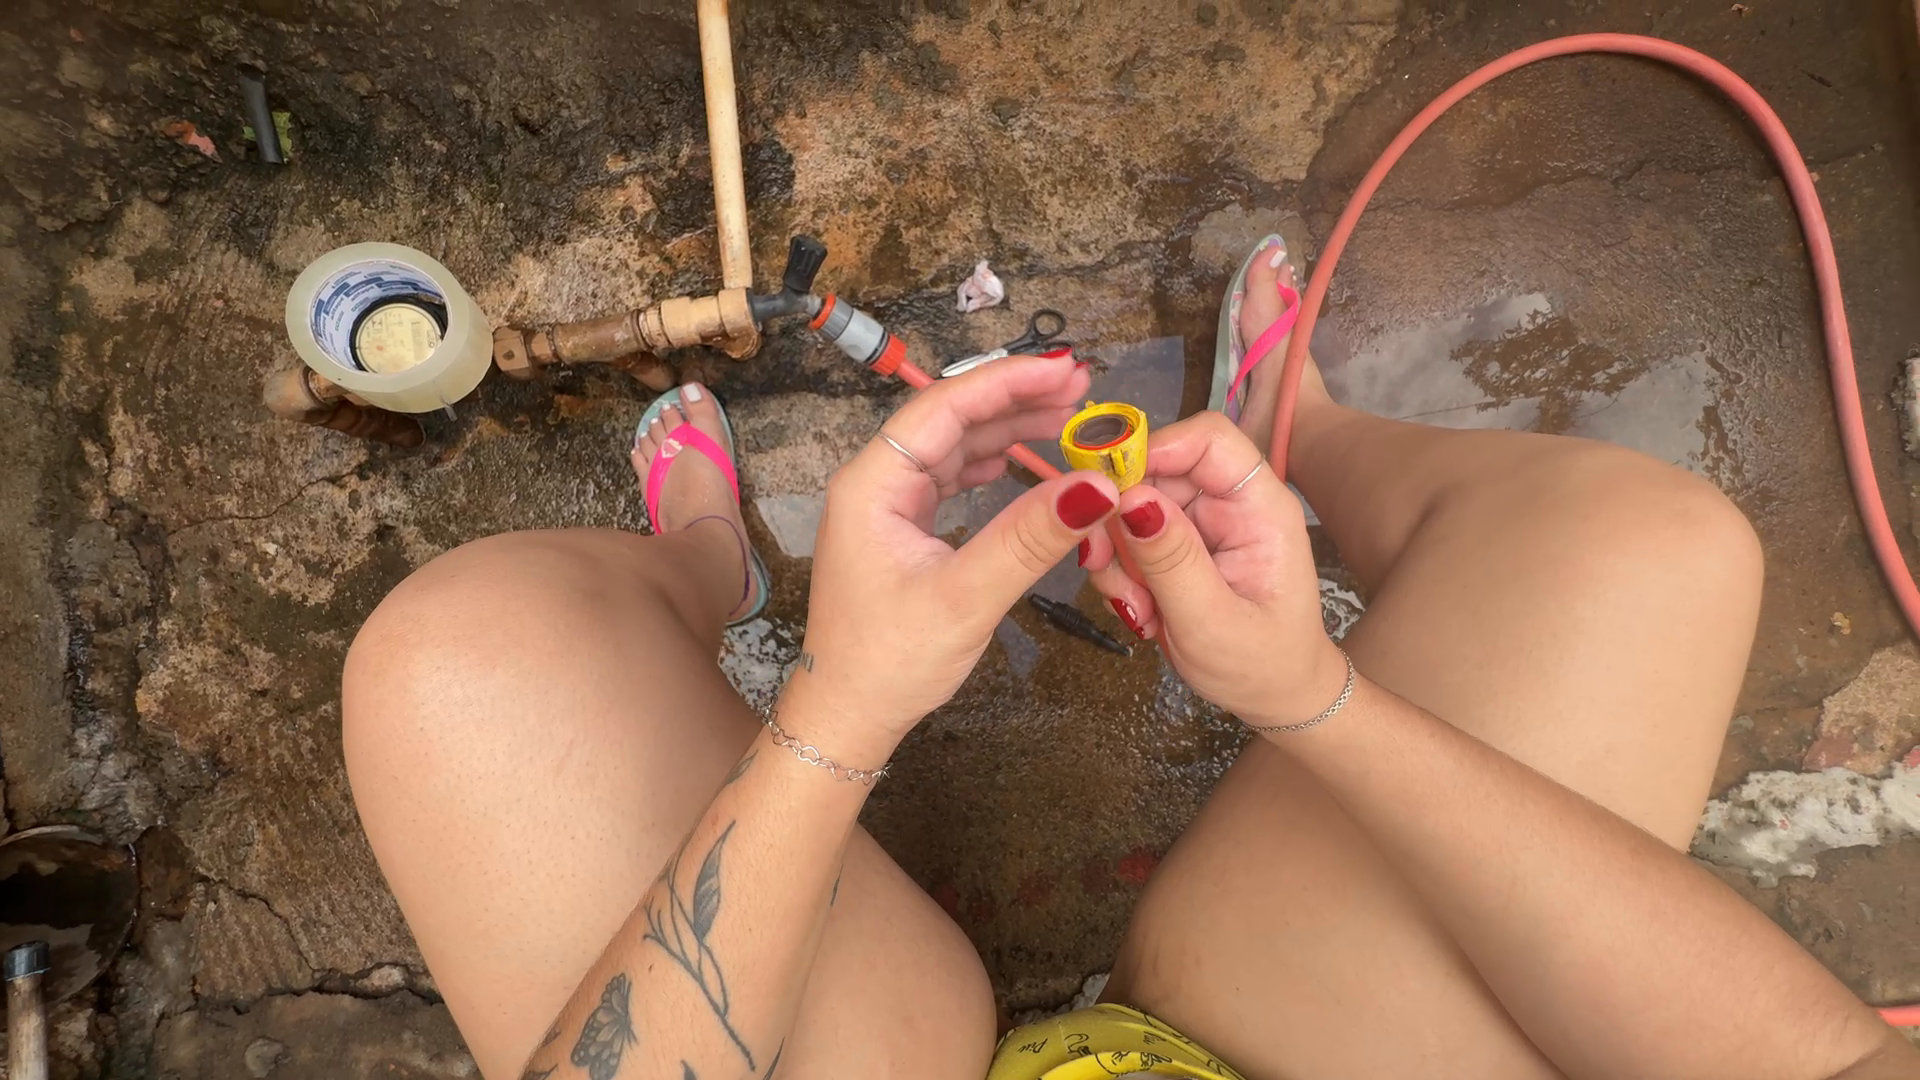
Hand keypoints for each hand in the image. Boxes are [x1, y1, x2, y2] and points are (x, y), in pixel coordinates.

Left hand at [784, 355, 1120, 764]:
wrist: (849, 713)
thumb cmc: (891, 661)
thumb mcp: (965, 598)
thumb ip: (1029, 539)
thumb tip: (1097, 486)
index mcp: (871, 484)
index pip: (943, 408)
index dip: (1006, 382)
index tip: (1065, 370)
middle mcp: (875, 482)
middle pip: (950, 419)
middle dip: (1014, 399)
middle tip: (1081, 388)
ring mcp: (888, 504)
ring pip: (953, 447)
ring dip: (1006, 430)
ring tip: (1065, 419)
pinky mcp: (902, 526)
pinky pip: (950, 478)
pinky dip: (990, 465)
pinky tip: (1020, 460)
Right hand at [1081, 411, 1346, 725]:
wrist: (1271, 697)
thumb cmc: (1259, 665)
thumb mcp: (1211, 621)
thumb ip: (1170, 560)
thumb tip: (1127, 498)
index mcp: (1257, 507)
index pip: (1208, 440)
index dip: (1154, 448)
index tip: (1108, 492)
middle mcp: (1224, 504)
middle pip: (1153, 472)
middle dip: (1118, 518)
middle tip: (1100, 567)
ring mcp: (1196, 524)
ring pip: (1129, 507)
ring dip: (1115, 555)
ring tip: (1135, 607)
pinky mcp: (1172, 546)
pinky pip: (1125, 537)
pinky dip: (1118, 571)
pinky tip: (1138, 610)